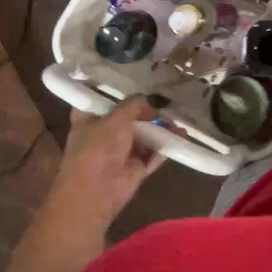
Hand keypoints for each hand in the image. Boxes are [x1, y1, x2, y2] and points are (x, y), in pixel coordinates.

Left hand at [0, 98, 164, 271]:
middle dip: (147, 109)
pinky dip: (166, 145)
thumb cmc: (96, 148)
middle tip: (168, 96)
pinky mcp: (135, 169)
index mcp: (89, 118)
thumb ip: (135, 105)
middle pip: (128, 117)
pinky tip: (181, 135)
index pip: (102, 99)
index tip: (137, 78)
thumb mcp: (116, 117)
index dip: (118, 90)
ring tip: (179, 116)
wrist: (95, 193)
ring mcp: (120, 153)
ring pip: (143, 135)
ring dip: (160, 127)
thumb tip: (151, 103)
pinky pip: (153, 154)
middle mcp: (104, 134)